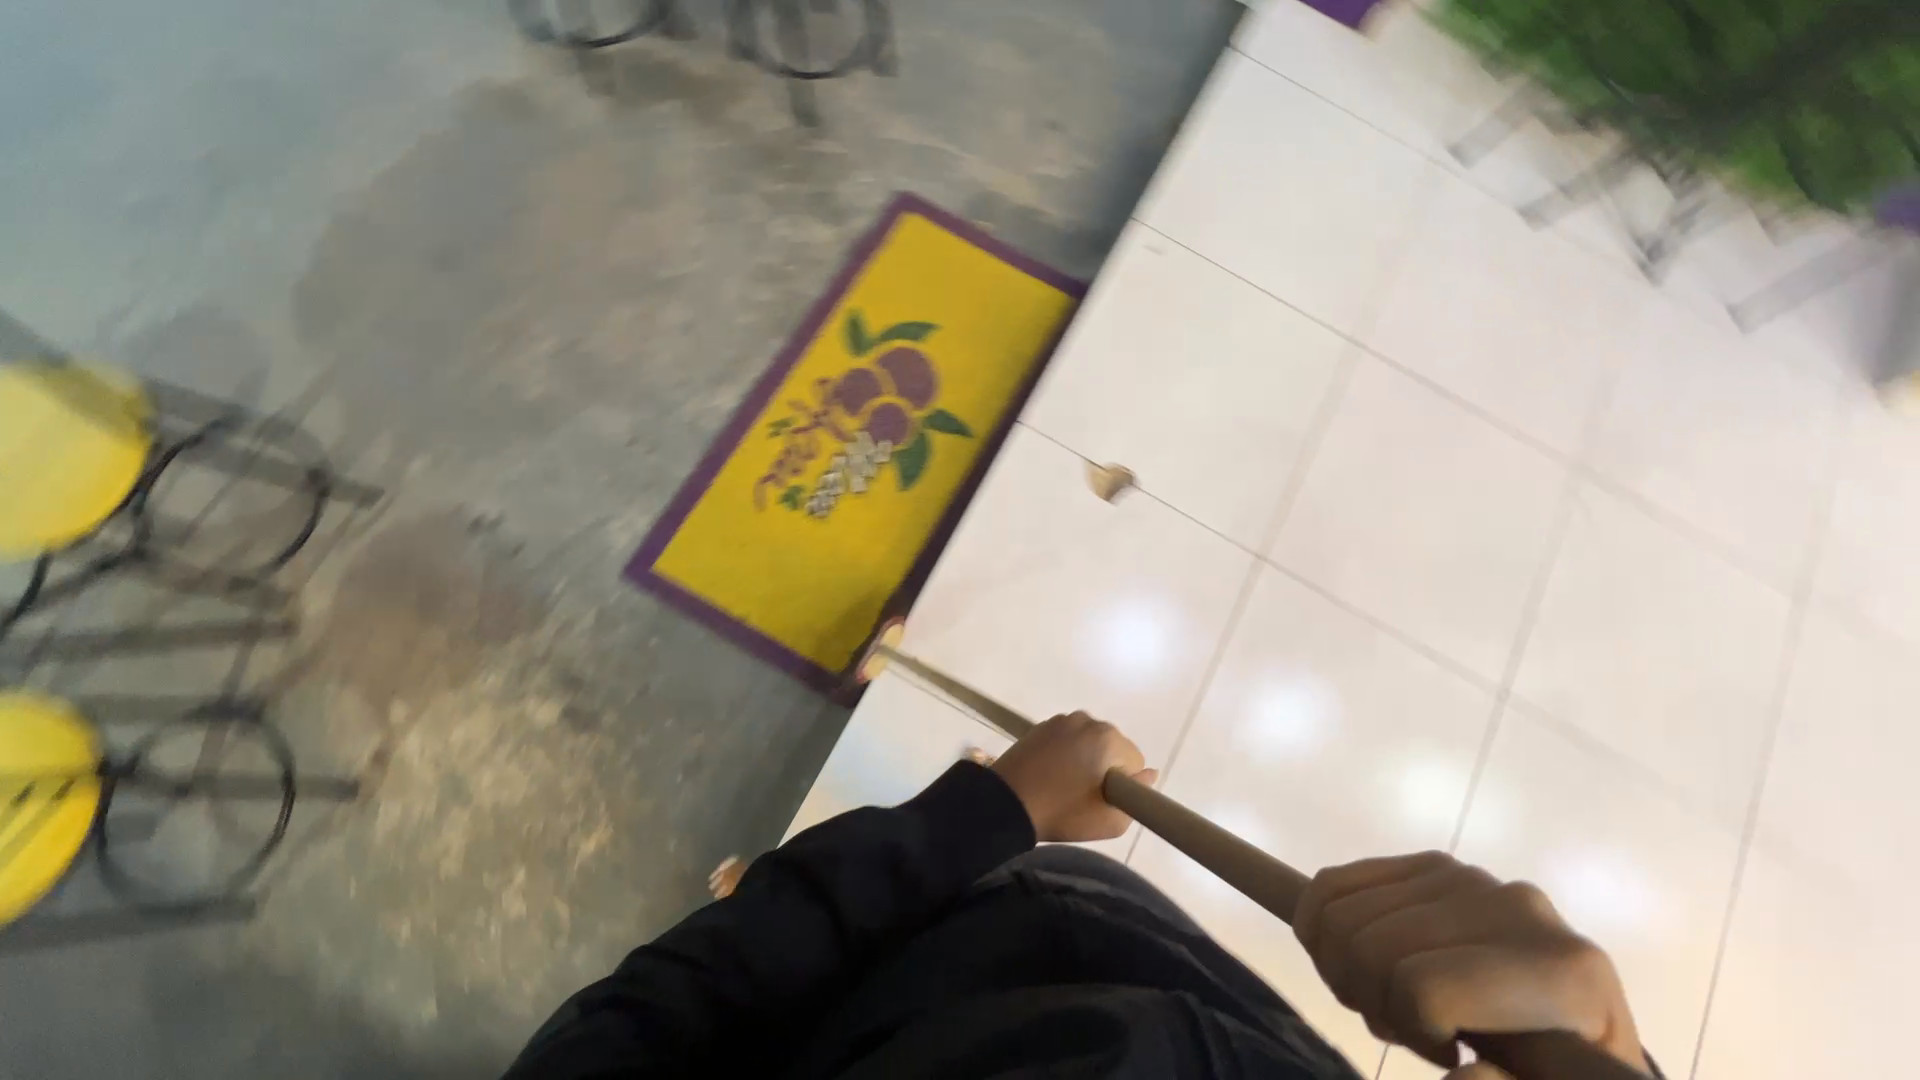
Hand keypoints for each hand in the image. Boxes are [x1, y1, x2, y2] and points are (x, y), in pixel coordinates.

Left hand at [989, 712, 1157, 842]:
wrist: (1008, 803)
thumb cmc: (1063, 813)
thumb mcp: (1110, 820)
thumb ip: (1139, 797)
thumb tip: (1149, 775)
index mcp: (1108, 738)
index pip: (1135, 762)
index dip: (1123, 785)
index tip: (1101, 799)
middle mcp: (1087, 720)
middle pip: (1112, 748)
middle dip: (1105, 768)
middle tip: (1083, 794)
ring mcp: (1062, 720)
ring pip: (1090, 742)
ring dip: (1086, 759)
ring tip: (1065, 784)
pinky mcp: (1042, 726)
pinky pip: (1068, 739)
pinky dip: (1066, 753)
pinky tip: (1051, 773)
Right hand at [1293, 852, 1651, 1078]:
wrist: (1578, 1028)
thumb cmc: (1561, 1075)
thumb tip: (1462, 1070)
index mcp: (1560, 973)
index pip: (1425, 989)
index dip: (1411, 1030)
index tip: (1450, 1057)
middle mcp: (1512, 905)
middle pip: (1373, 947)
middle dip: (1367, 1000)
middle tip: (1404, 1029)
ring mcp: (1465, 875)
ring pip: (1341, 916)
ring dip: (1340, 968)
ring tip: (1387, 998)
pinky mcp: (1427, 862)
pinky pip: (1332, 883)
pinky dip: (1315, 926)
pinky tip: (1355, 961)